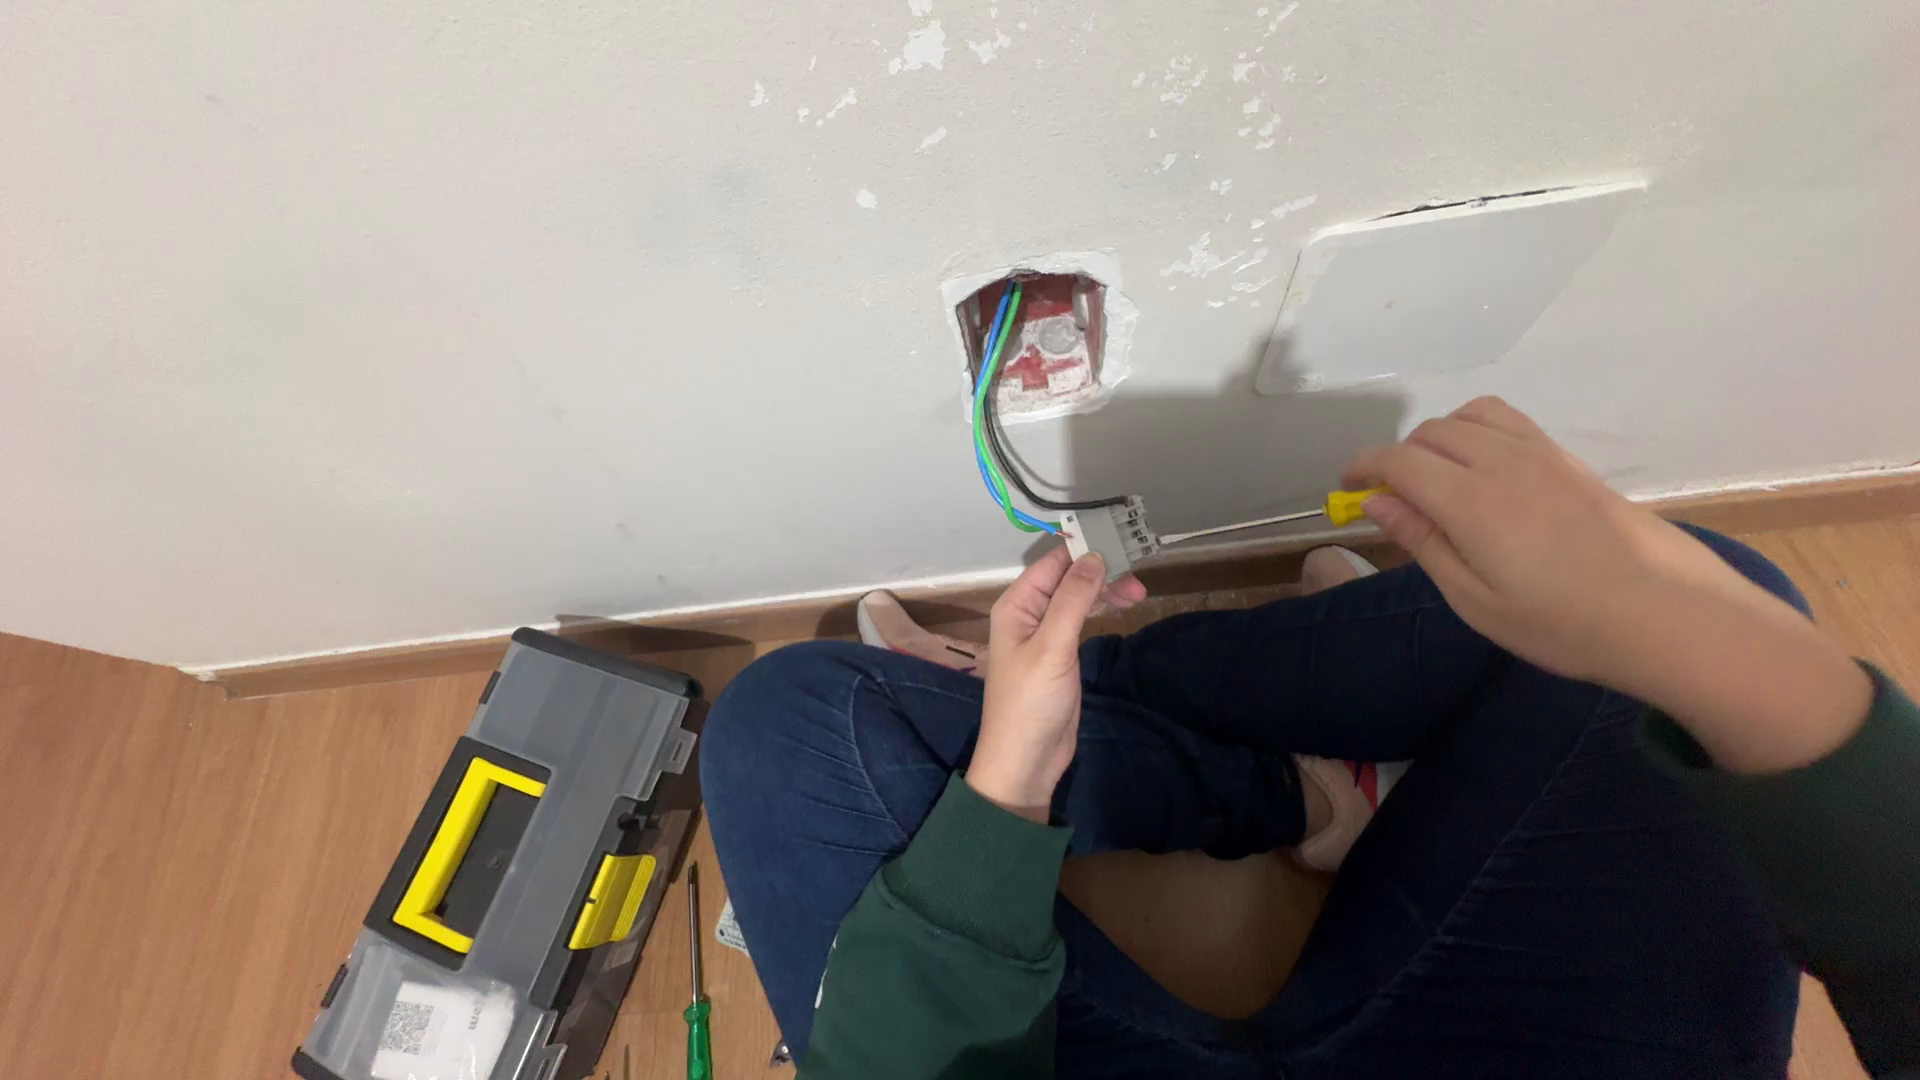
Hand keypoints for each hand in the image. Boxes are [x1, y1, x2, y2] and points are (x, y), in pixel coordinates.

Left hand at [966, 546, 1144, 820]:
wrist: (1026, 760)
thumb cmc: (1031, 701)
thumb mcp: (1053, 646)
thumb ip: (1073, 599)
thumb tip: (1094, 555)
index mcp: (1017, 604)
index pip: (1053, 562)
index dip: (1085, 548)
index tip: (1122, 540)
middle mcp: (1028, 613)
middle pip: (1067, 578)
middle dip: (1101, 571)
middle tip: (1138, 579)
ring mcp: (1044, 634)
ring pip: (1077, 597)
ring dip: (1104, 590)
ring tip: (1139, 593)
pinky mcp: (1059, 654)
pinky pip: (1080, 619)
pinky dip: (1100, 609)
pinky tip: (1120, 606)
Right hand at [1344, 396, 1868, 771]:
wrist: (1675, 620)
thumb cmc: (1561, 623)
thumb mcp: (1472, 597)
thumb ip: (1421, 540)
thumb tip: (1375, 500)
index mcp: (1470, 499)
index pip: (1396, 459)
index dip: (1361, 466)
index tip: (1345, 489)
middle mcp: (1502, 463)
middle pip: (1429, 432)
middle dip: (1396, 456)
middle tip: (1389, 497)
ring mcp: (1543, 456)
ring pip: (1470, 416)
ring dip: (1437, 437)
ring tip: (1434, 476)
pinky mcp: (1570, 461)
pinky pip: (1509, 422)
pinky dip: (1476, 431)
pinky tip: (1481, 471)